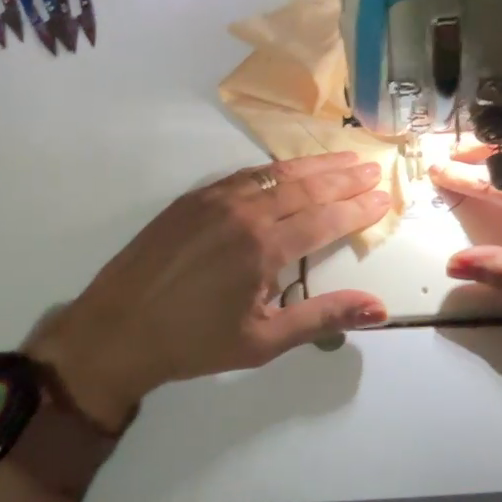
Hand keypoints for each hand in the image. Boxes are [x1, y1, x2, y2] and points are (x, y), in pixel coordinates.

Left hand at [27, 153, 390, 427]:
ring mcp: (217, 198)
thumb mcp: (264, 341)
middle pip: (307, 186)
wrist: (117, 330)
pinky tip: (289, 170)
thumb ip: (322, 317)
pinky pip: (245, 174)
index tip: (383, 198)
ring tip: (343, 158)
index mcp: (265, 248)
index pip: (326, 219)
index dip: (357, 208)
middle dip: (344, 177)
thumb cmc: (194, 343)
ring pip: (276, 173)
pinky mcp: (194, 197)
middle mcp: (245, 212)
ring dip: (314, 165)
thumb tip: (379, 309)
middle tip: (373, 168)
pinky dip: (276, 170)